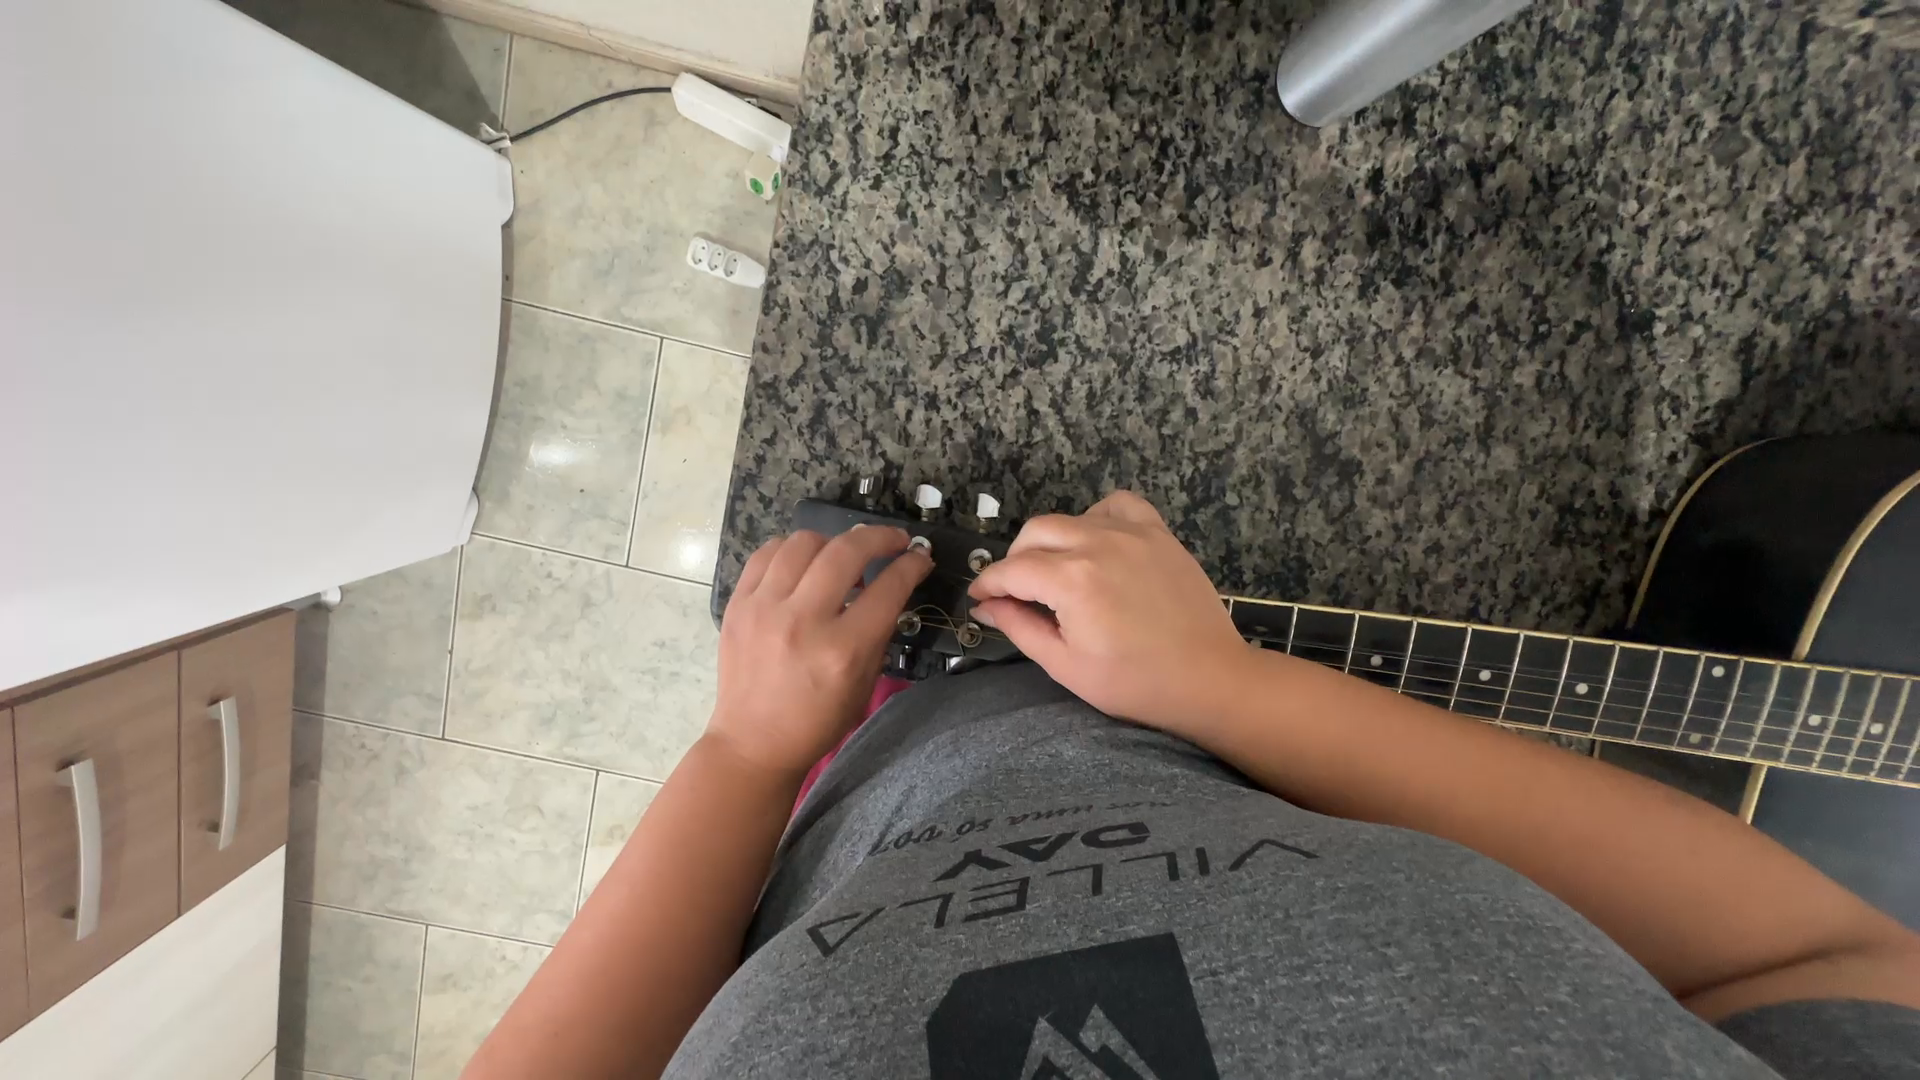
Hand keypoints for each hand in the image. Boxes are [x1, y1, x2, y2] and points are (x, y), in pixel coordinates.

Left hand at [710, 526, 931, 775]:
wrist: (753, 742)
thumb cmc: (818, 720)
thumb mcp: (865, 682)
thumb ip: (880, 631)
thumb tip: (893, 584)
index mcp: (842, 650)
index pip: (887, 588)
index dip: (912, 565)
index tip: (920, 557)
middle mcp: (803, 622)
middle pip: (846, 551)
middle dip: (880, 537)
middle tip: (894, 540)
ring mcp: (764, 609)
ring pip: (804, 542)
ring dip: (833, 542)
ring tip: (843, 555)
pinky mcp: (737, 605)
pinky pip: (767, 554)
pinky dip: (793, 549)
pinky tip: (805, 562)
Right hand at [967, 491, 1251, 735]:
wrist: (1209, 678)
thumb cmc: (1135, 682)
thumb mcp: (1066, 665)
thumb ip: (1020, 627)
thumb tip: (986, 606)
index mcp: (1071, 580)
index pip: (1011, 569)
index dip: (988, 583)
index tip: (979, 597)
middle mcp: (1097, 544)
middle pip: (1034, 533)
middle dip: (1015, 560)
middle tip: (1017, 592)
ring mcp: (1132, 533)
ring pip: (1070, 518)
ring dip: (1051, 541)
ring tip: (1056, 572)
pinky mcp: (1158, 533)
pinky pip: (1117, 505)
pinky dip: (1097, 517)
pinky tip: (1097, 542)